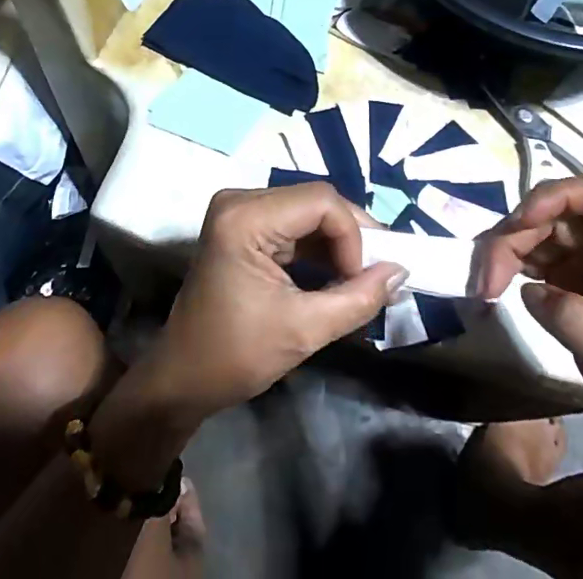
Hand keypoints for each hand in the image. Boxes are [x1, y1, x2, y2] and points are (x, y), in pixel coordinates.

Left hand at [142, 183, 407, 418]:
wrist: (180, 382)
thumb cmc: (234, 357)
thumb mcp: (304, 330)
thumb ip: (359, 297)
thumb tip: (402, 270)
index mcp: (245, 218)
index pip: (322, 201)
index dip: (353, 236)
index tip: (362, 278)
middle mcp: (241, 201)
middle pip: (318, 201)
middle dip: (351, 237)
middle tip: (373, 275)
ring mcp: (240, 212)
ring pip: (311, 211)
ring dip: (339, 243)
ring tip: (359, 278)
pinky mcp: (245, 227)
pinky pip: (296, 224)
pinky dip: (321, 248)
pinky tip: (337, 275)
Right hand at [474, 176, 582, 481]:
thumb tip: (529, 291)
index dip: (563, 196)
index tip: (520, 222)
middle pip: (569, 211)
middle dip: (522, 230)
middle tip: (486, 276)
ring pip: (548, 229)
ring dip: (510, 247)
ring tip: (484, 286)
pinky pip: (541, 256)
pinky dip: (513, 264)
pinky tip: (493, 287)